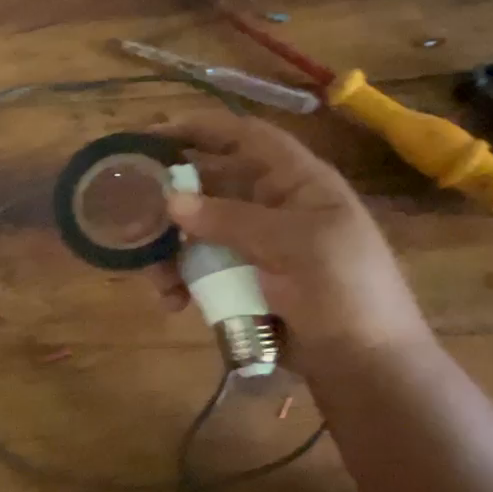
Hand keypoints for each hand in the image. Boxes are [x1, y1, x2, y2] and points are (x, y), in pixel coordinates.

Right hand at [151, 110, 434, 360]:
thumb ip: (233, 220)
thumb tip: (169, 199)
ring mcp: (253, 247)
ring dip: (168, 250)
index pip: (244, 138)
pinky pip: (197, 271)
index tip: (149, 134)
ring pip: (194, 232)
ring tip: (154, 277)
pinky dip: (178, 282)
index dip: (200, 129)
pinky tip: (171, 301)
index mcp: (297, 183)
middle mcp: (270, 207)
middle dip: (169, 199)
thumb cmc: (346, 290)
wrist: (364, 363)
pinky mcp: (240, 282)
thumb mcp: (297, 245)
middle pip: (208, 185)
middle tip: (128, 212)